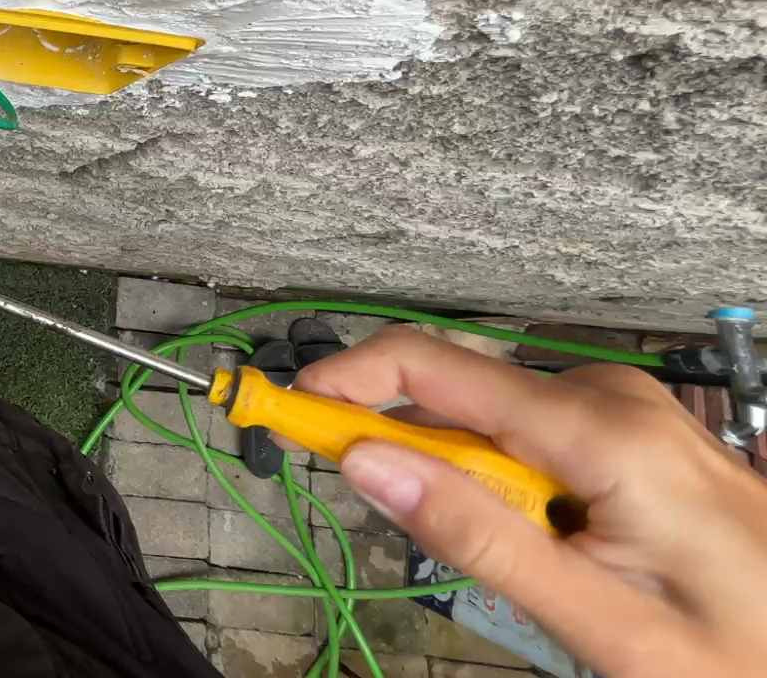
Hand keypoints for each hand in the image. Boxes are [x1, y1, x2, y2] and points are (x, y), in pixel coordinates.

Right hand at [295, 326, 766, 676]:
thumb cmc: (747, 659)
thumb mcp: (610, 628)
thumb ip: (477, 539)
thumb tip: (356, 461)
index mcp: (599, 428)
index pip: (424, 361)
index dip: (340, 377)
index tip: (287, 411)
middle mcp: (602, 393)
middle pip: (445, 388)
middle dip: (398, 440)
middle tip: (392, 509)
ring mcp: (616, 405)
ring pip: (476, 409)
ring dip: (447, 463)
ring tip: (500, 545)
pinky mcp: (620, 423)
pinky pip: (513, 424)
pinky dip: (487, 467)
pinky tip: (531, 527)